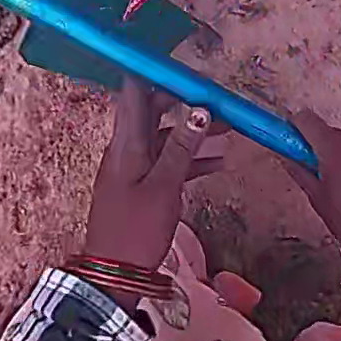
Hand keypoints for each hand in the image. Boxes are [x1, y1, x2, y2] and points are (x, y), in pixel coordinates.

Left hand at [83, 80, 217, 270]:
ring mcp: (132, 167)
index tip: (183, 66)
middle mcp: (126, 148)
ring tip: (228, 127)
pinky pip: (165, 162)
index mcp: (127, 143)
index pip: (134, 93)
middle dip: (184, 102)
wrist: (112, 274)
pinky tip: (218, 162)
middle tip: (215, 97)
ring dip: (192, 131)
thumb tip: (199, 109)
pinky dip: (188, 159)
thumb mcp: (164, 187)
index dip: (155, 74)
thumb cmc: (136, 229)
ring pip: (164, 137)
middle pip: (152, 112)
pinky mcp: (140, 185)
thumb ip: (182, 148)